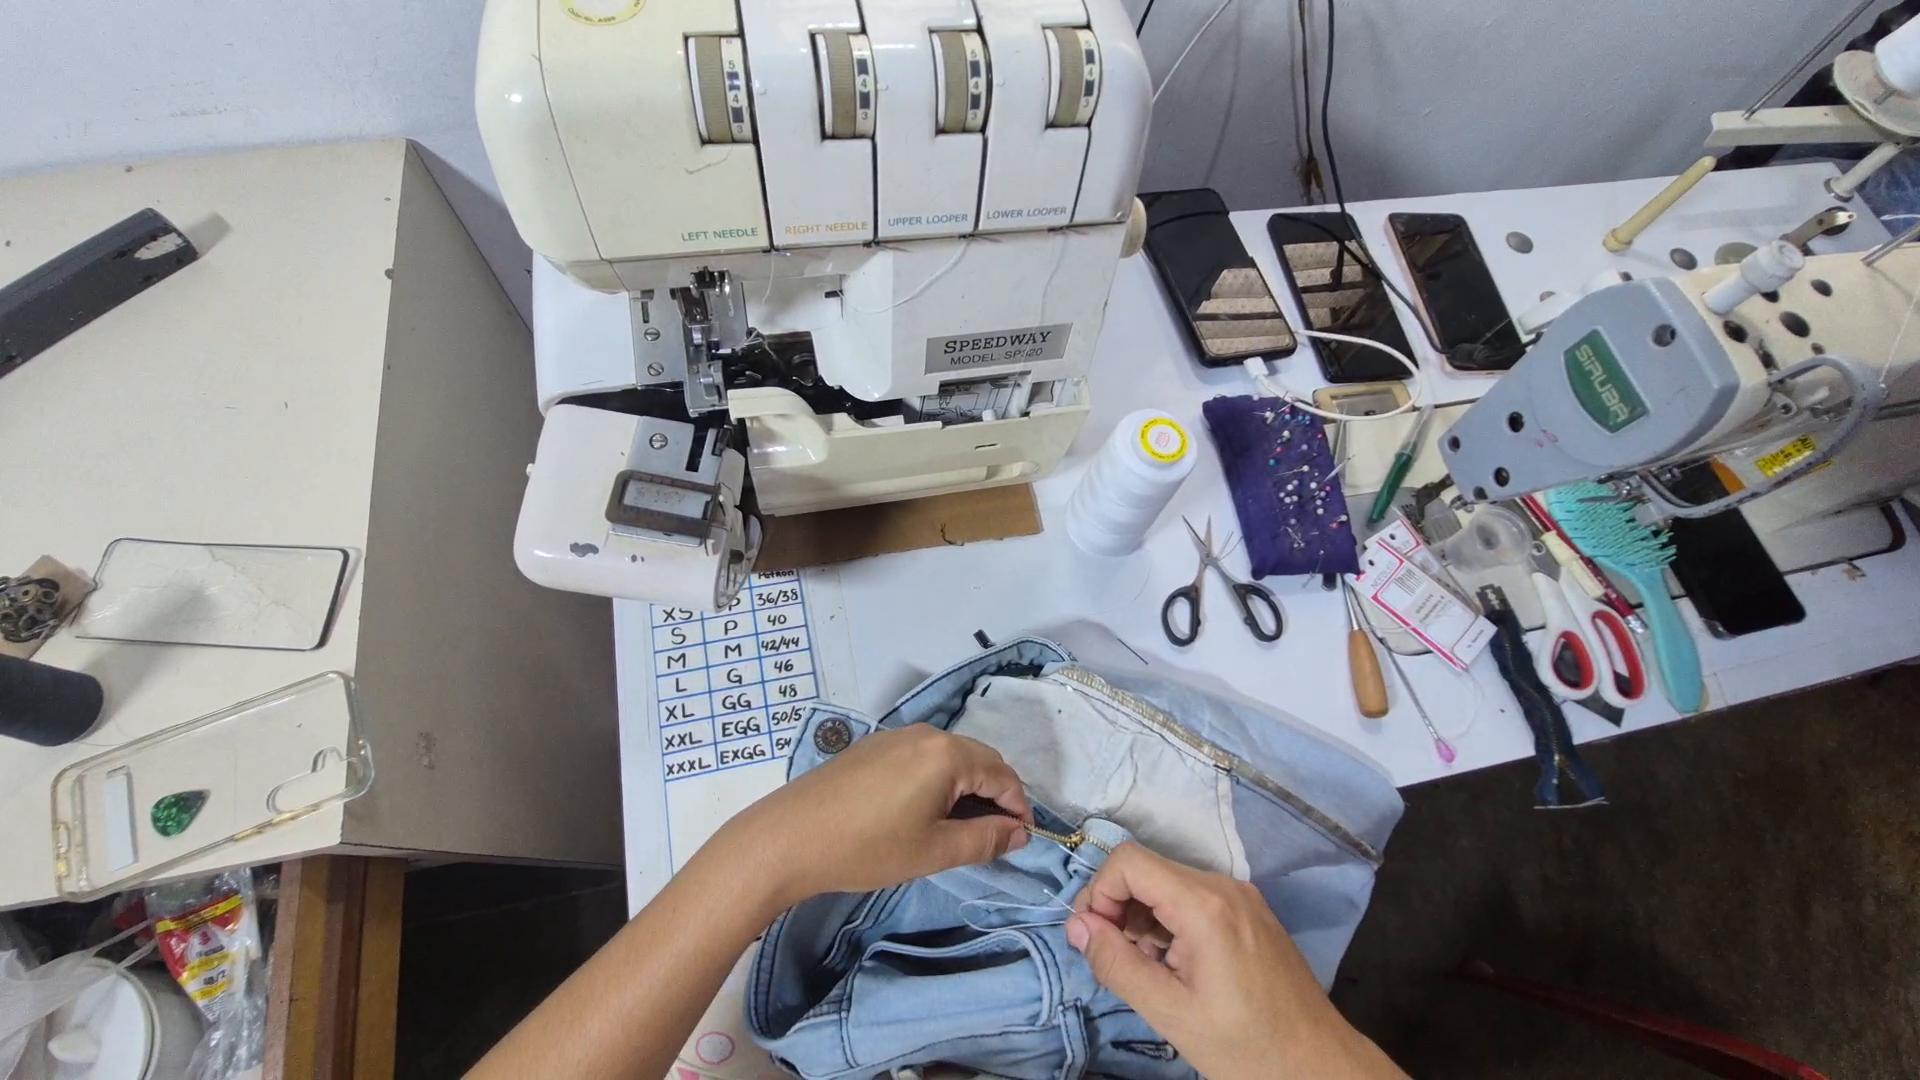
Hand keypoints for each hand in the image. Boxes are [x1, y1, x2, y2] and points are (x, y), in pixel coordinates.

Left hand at [714, 725, 1031, 910]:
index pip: (1002, 774)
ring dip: (967, 788)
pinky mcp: (875, 747)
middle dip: (994, 795)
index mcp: (947, 753)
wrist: (789, 837)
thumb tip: (1019, 832)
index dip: (1019, 807)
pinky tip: (925, 811)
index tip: (1022, 839)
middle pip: (979, 759)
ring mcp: (897, 736)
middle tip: (993, 837)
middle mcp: (926, 734)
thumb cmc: (868, 848)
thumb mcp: (934, 851)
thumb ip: (986, 840)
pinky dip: (939, 781)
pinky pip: (924, 757)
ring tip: (960, 829)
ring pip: (951, 757)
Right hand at [1066, 843, 1406, 1079]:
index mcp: (1204, 904)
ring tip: (1144, 966)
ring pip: (1166, 883)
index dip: (1099, 891)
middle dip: (1116, 906)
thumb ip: (1117, 963)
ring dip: (1140, 915)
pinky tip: (1172, 962)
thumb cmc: (1247, 1048)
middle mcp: (1222, 884)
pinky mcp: (1248, 910)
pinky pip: (1191, 897)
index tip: (1092, 938)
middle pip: (1146, 870)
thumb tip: (1076, 927)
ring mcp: (1239, 895)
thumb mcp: (1171, 1013)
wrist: (1323, 1070)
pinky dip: (1167, 920)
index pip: (1129, 861)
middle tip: (1111, 956)